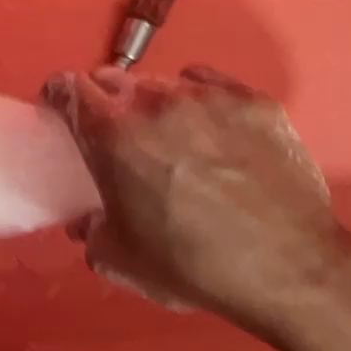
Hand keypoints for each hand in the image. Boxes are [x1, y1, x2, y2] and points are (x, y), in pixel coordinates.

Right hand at [44, 65, 350, 327]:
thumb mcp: (119, 259)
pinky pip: (212, 86)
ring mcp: (207, 97)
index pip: (68, 88)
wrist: (291, 270)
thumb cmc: (191, 265)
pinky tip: (216, 134)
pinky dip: (203, 102)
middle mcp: (153, 101)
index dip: (60, 97)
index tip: (63, 112)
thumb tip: (87, 220)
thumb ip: (90, 231)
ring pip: (164, 83)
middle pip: (114, 80)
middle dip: (107, 101)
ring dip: (156, 103)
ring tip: (174, 137)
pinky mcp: (253, 102)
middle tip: (120, 135)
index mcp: (111, 133)